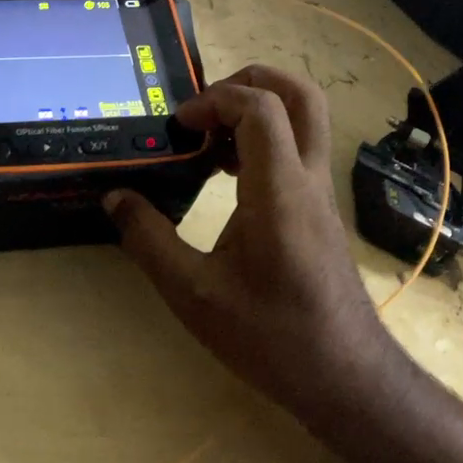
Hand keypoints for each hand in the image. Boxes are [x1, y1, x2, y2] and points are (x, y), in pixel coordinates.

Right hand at [103, 65, 403, 418]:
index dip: (214, 99)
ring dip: (254, 108)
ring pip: (304, 117)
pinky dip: (260, 138)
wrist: (348, 381)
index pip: (260, 107)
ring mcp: (319, 193)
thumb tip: (114, 197)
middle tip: (204, 106)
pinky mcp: (319, 209)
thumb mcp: (194, 296)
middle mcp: (307, 180)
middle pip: (299, 93)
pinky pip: (296, 147)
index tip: (180, 127)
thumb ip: (149, 240)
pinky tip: (224, 174)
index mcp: (279, 192)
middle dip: (247, 80)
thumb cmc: (272, 338)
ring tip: (206, 139)